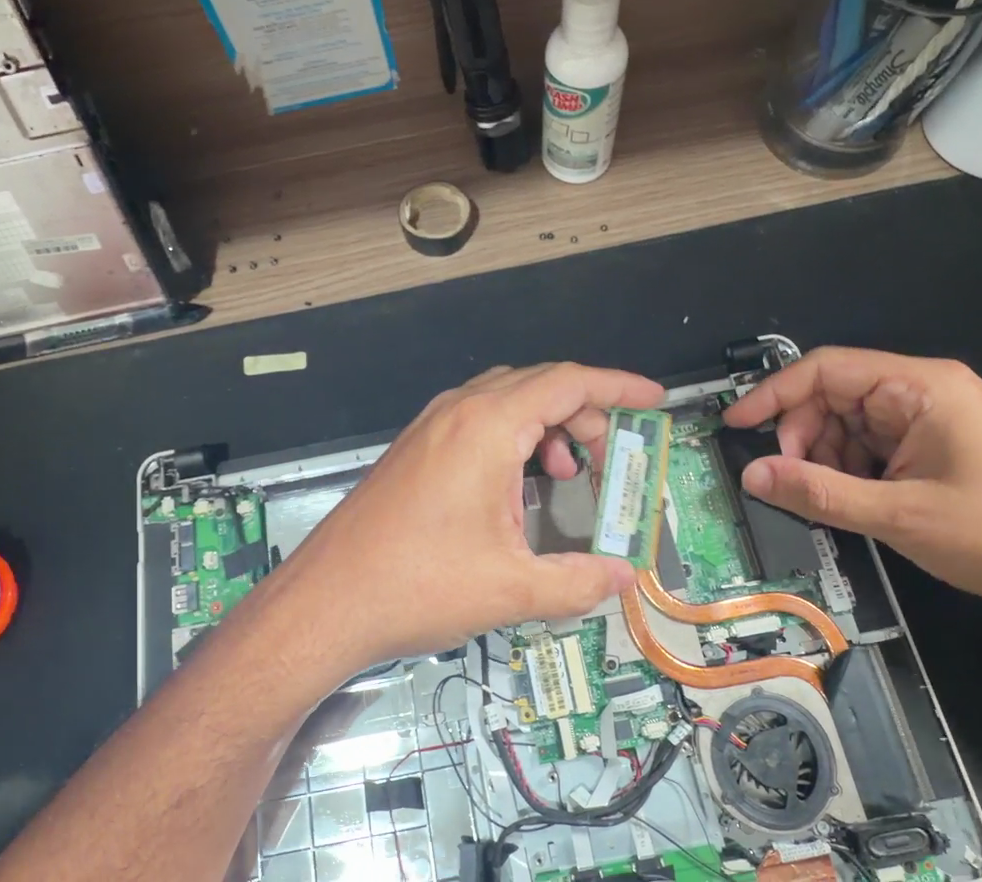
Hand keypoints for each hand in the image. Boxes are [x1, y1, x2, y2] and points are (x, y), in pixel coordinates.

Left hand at [281, 363, 662, 669]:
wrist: (327, 601)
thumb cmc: (419, 586)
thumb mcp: (512, 588)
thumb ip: (580, 580)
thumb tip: (625, 576)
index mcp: (487, 426)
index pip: (568, 382)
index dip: (617, 386)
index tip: (654, 399)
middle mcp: (458, 411)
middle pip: (539, 384)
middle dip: (586, 411)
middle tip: (613, 455)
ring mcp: (431, 427)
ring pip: (506, 400)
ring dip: (549, 424)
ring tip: (570, 473)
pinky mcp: (415, 449)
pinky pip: (478, 420)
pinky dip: (515, 437)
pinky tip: (519, 487)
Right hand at [722, 347, 981, 617]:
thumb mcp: (899, 517)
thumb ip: (818, 492)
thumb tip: (752, 474)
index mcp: (921, 387)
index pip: (827, 369)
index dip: (774, 394)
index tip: (734, 425)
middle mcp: (924, 391)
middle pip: (836, 395)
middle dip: (805, 435)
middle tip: (790, 480)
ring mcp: (933, 418)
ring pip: (851, 423)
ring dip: (829, 458)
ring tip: (833, 500)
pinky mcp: (938, 445)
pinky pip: (874, 445)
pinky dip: (853, 470)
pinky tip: (858, 501)